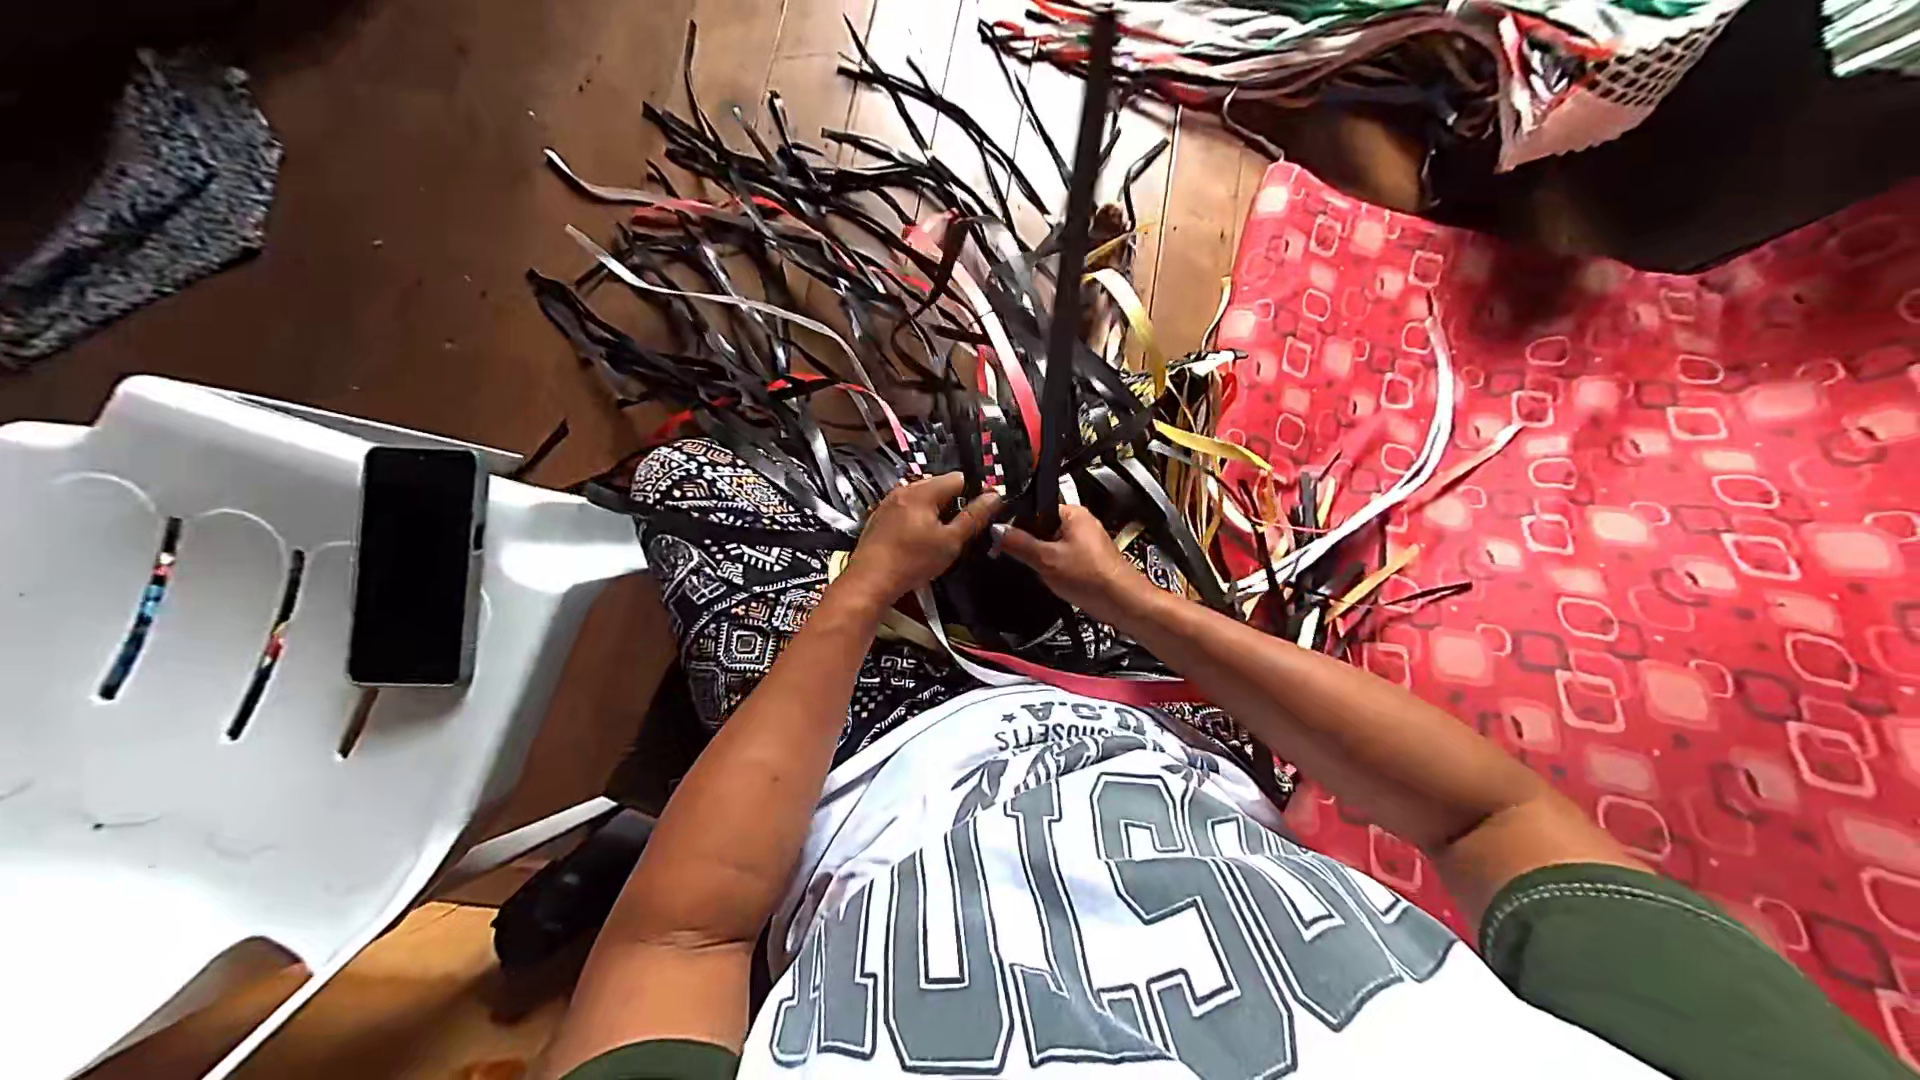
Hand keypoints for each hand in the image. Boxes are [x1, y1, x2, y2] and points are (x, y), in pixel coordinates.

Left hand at [835, 472, 1001, 609]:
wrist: (870, 580)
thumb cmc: (909, 562)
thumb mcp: (951, 541)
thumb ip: (974, 517)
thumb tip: (993, 498)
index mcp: (922, 492)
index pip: (959, 478)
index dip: (975, 492)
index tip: (982, 510)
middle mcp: (903, 491)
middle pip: (940, 488)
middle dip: (955, 505)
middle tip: (961, 530)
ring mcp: (889, 504)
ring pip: (923, 500)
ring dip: (936, 514)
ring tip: (940, 539)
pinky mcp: (881, 518)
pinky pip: (907, 511)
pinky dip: (918, 521)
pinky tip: (920, 543)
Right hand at [996, 504, 1149, 625]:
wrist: (1122, 603)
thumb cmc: (1092, 578)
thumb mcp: (1046, 560)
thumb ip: (1019, 544)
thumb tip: (997, 531)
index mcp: (1073, 512)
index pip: (1034, 509)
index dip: (1017, 526)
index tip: (1003, 540)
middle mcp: (1081, 522)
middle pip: (1041, 528)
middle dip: (1030, 546)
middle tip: (1024, 561)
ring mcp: (1085, 541)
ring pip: (1050, 545)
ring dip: (1042, 560)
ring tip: (1045, 572)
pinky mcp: (1087, 558)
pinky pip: (1061, 557)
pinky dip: (1054, 568)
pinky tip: (1057, 579)